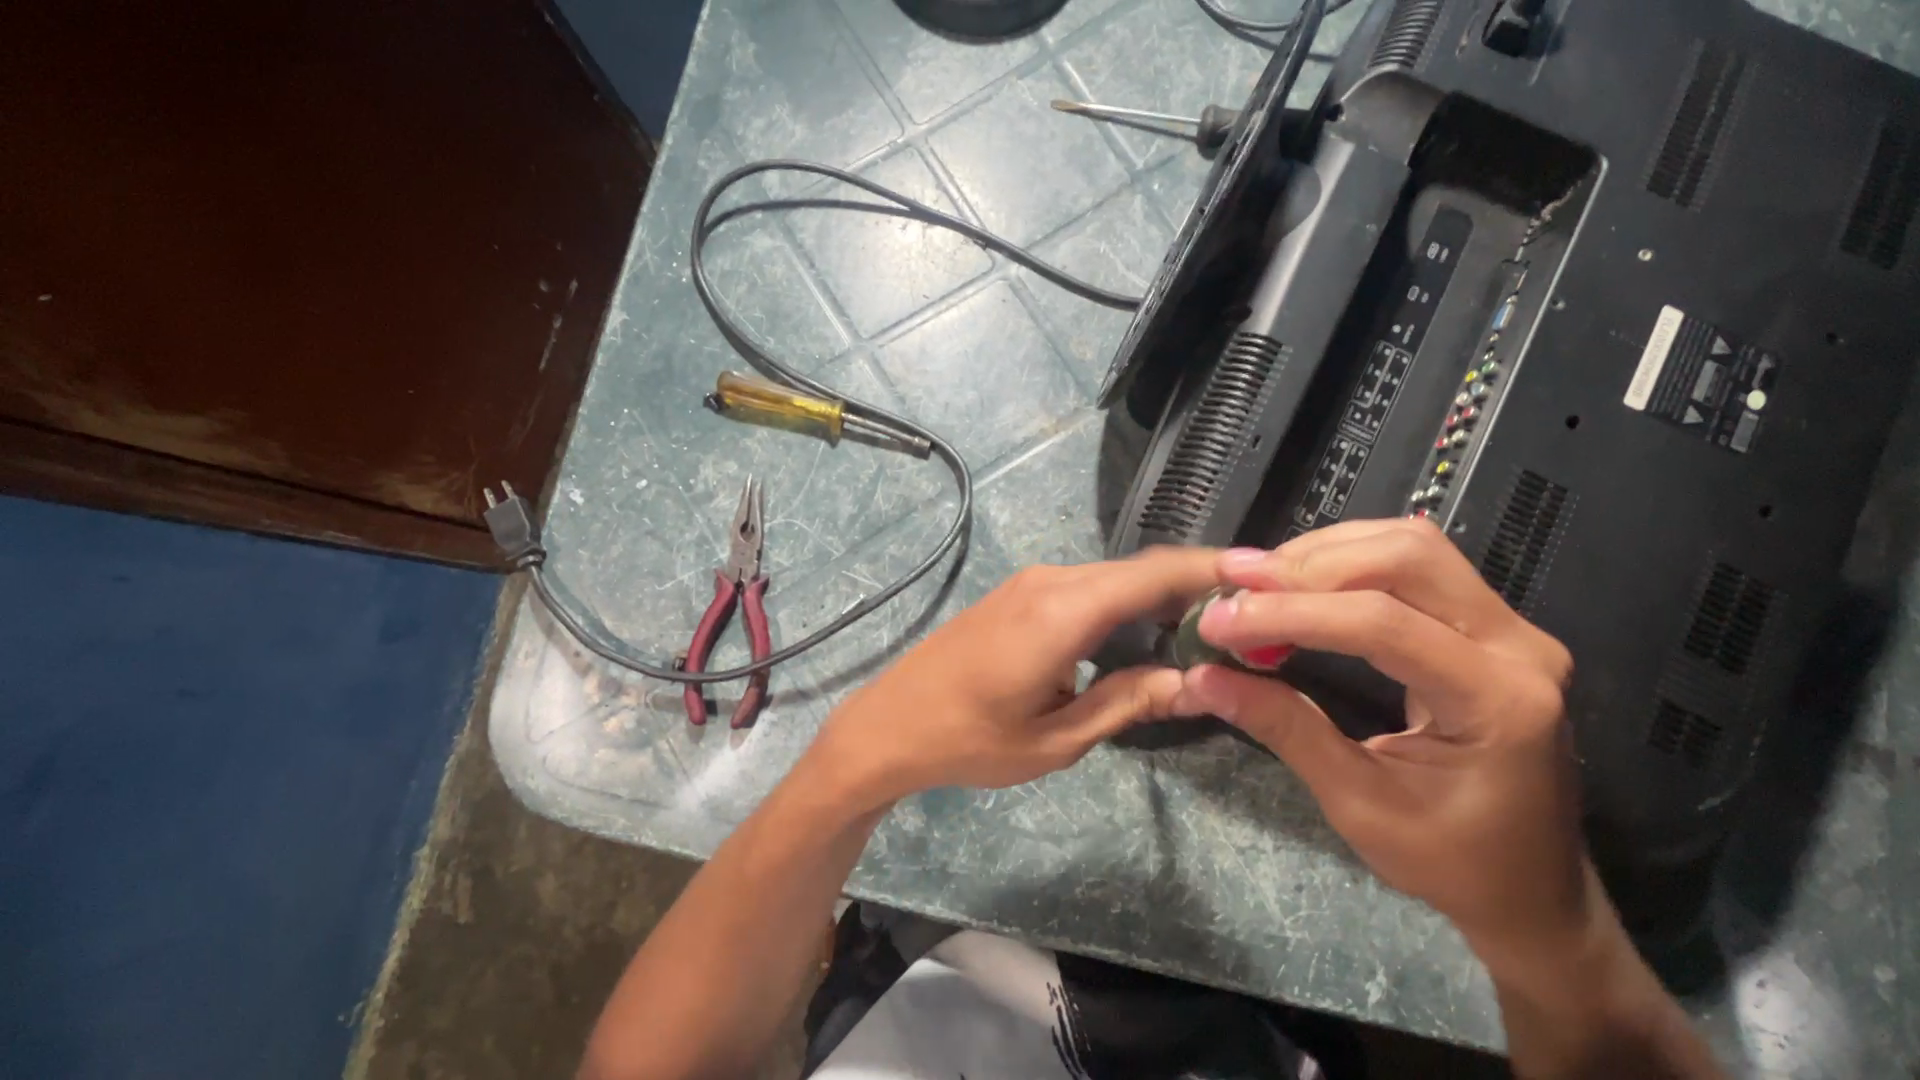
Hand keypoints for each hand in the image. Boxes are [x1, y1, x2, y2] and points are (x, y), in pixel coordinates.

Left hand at [807, 547, 1221, 810]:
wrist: (889, 725)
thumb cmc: (971, 740)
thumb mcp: (1057, 738)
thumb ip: (1129, 702)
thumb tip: (1195, 682)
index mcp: (1064, 610)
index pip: (1156, 574)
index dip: (1214, 570)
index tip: (1267, 575)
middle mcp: (1050, 580)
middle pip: (1139, 571)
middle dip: (1195, 588)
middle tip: (1250, 619)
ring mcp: (1031, 582)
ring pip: (1114, 579)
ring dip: (1160, 598)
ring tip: (1209, 631)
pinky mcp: (1019, 594)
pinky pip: (1087, 588)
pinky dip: (1126, 603)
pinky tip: (1146, 634)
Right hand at [1171, 518, 1591, 967]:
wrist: (1532, 890)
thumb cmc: (1451, 862)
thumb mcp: (1359, 804)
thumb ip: (1286, 728)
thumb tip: (1203, 678)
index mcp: (1498, 701)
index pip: (1382, 624)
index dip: (1290, 614)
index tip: (1215, 622)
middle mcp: (1519, 647)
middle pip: (1407, 558)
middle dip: (1309, 566)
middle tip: (1236, 589)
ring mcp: (1512, 630)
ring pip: (1412, 547)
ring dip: (1326, 554)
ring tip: (1257, 582)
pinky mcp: (1492, 627)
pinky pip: (1420, 567)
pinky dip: (1350, 561)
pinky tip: (1303, 577)